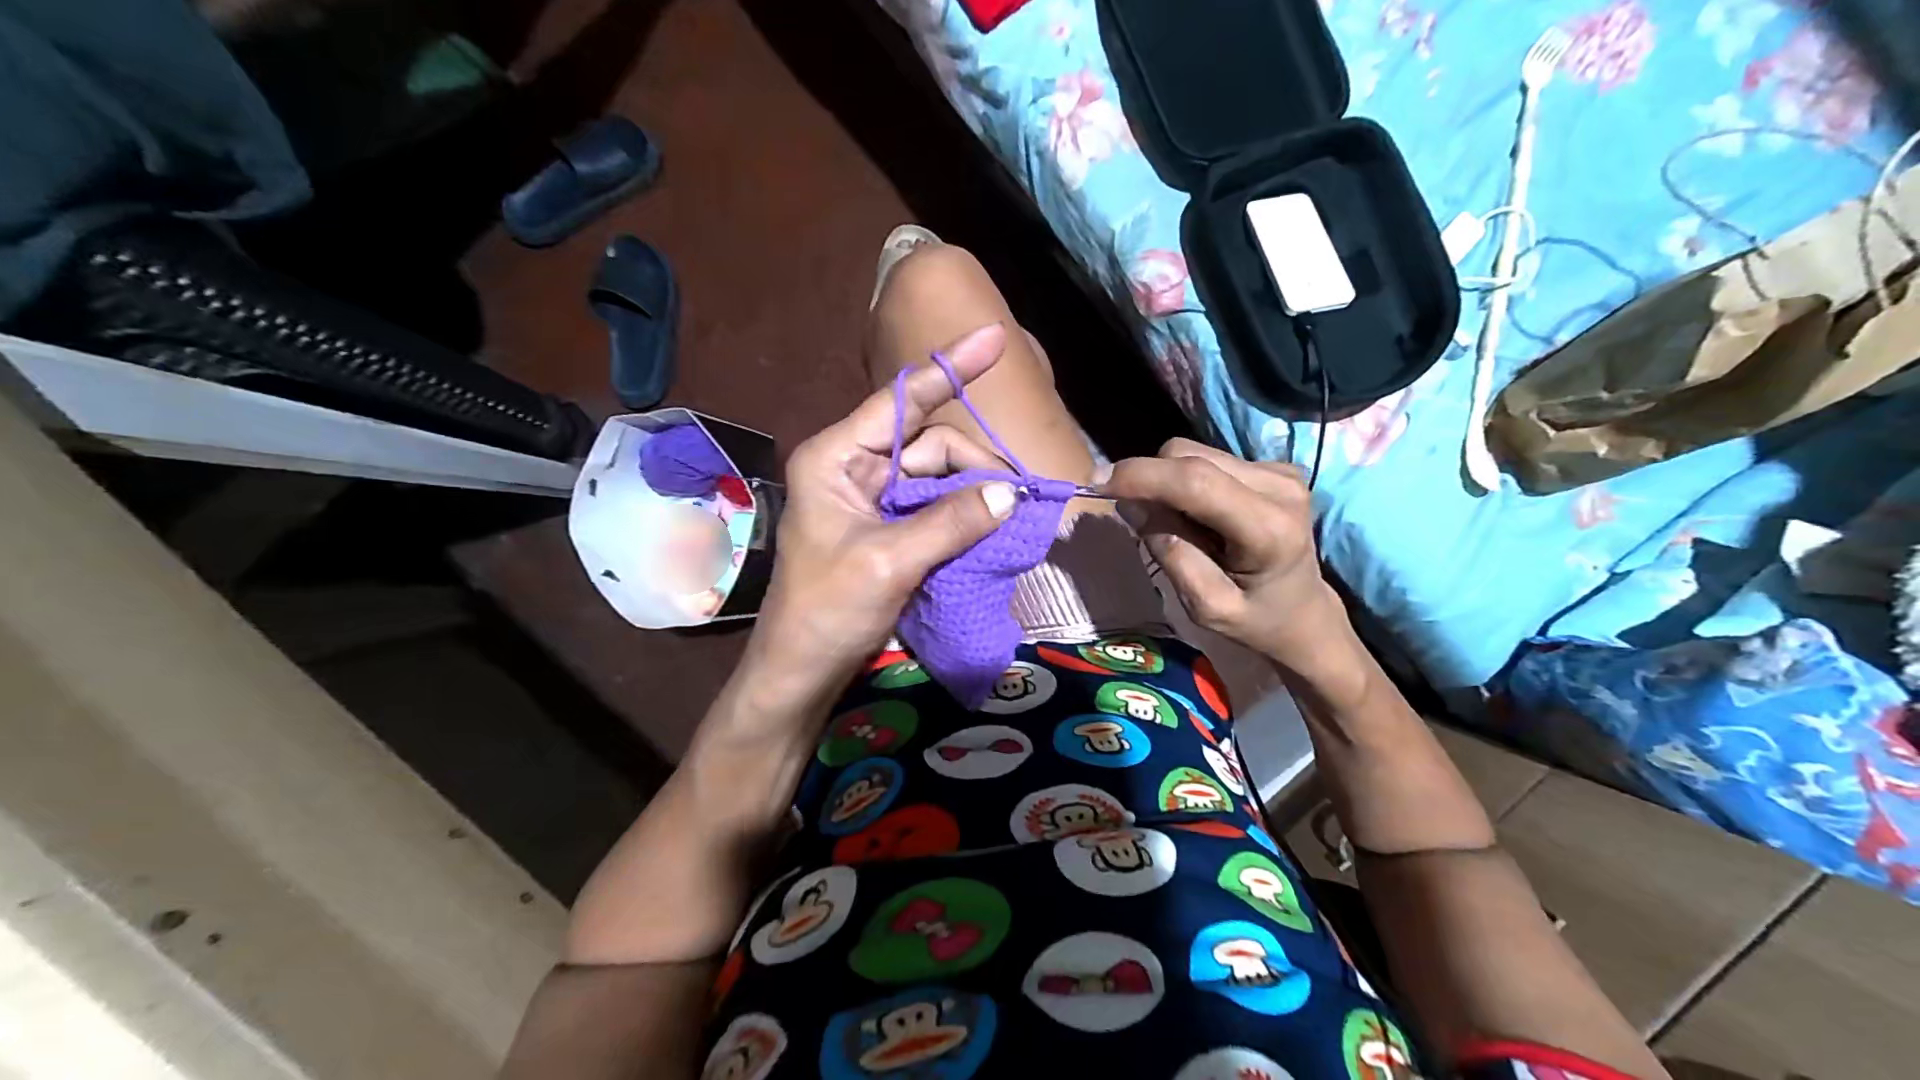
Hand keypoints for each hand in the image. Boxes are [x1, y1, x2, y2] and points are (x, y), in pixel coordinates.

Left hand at [745, 324, 1018, 702]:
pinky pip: (936, 506)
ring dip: (975, 492)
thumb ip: (950, 522)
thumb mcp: (890, 562)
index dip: (950, 368)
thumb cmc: (828, 611)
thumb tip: (1010, 491)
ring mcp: (873, 498)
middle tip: (1019, 498)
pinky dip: (964, 513)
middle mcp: (855, 466)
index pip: (901, 401)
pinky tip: (992, 524)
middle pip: (931, 443)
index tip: (995, 337)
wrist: (804, 670)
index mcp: (837, 457)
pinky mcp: (889, 527)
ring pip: (939, 476)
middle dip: (975, 463)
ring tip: (1010, 518)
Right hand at [1104, 438, 1353, 680]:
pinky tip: (1200, 515)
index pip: (1195, 481)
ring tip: (1180, 524)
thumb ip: (1172, 556)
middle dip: (1150, 480)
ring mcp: (1279, 471)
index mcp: (1268, 529)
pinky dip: (1187, 482)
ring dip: (1168, 482)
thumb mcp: (1206, 608)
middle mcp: (1279, 487)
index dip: (1141, 475)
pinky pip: (1207, 458)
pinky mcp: (1272, 466)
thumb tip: (1134, 505)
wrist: (1304, 613)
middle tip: (1143, 521)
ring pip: (1193, 452)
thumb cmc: (1256, 620)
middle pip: (1188, 456)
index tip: (1097, 484)